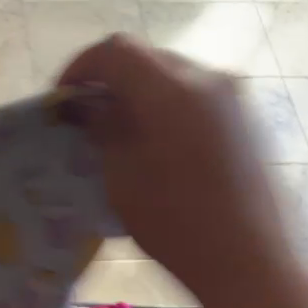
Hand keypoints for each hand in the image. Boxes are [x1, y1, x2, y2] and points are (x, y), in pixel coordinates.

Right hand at [58, 35, 296, 306]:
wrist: (248, 256)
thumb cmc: (175, 224)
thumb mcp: (122, 180)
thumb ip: (103, 132)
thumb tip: (86, 107)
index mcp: (172, 90)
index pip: (116, 51)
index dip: (79, 69)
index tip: (59, 102)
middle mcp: (207, 78)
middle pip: (145, 59)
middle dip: (107, 83)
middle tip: (81, 123)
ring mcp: (232, 95)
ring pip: (170, 77)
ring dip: (135, 97)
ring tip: (113, 139)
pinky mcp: (243, 116)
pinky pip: (193, 96)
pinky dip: (162, 109)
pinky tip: (149, 149)